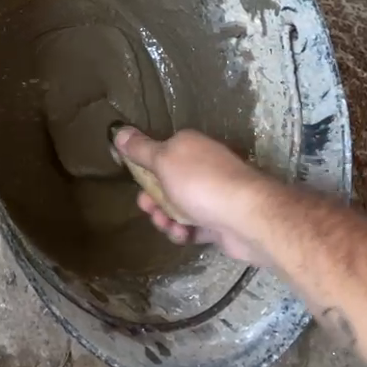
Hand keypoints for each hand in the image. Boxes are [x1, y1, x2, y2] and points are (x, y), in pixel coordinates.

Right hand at [113, 127, 284, 266]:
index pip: (159, 153)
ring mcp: (212, 195)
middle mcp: (201, 166)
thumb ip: (139, 149)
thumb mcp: (162, 160)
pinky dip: (184, 231)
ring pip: (178, 207)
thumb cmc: (200, 182)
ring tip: (167, 225)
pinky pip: (194, 226)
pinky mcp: (220, 221)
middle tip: (147, 208)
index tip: (134, 181)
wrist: (248, 218)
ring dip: (166, 218)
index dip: (144, 168)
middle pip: (166, 182)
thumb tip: (119, 130)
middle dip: (153, 198)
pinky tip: (182, 235)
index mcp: (188, 146)